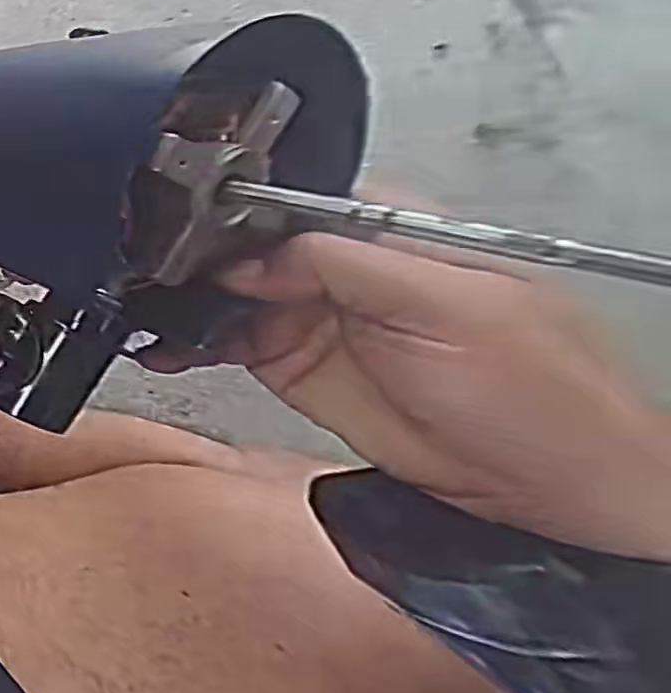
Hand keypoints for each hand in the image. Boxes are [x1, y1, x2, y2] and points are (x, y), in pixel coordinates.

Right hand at [146, 232, 670, 559]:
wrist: (540, 493)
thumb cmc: (541, 397)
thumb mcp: (450, 306)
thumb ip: (346, 265)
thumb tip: (252, 256)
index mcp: (382, 234)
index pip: (289, 200)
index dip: (237, 210)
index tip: (202, 234)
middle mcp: (334, 267)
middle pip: (240, 243)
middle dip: (196, 256)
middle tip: (165, 275)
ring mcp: (302, 312)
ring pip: (219, 290)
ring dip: (181, 300)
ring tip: (151, 312)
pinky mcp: (279, 354)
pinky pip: (215, 338)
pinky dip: (181, 342)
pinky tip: (163, 347)